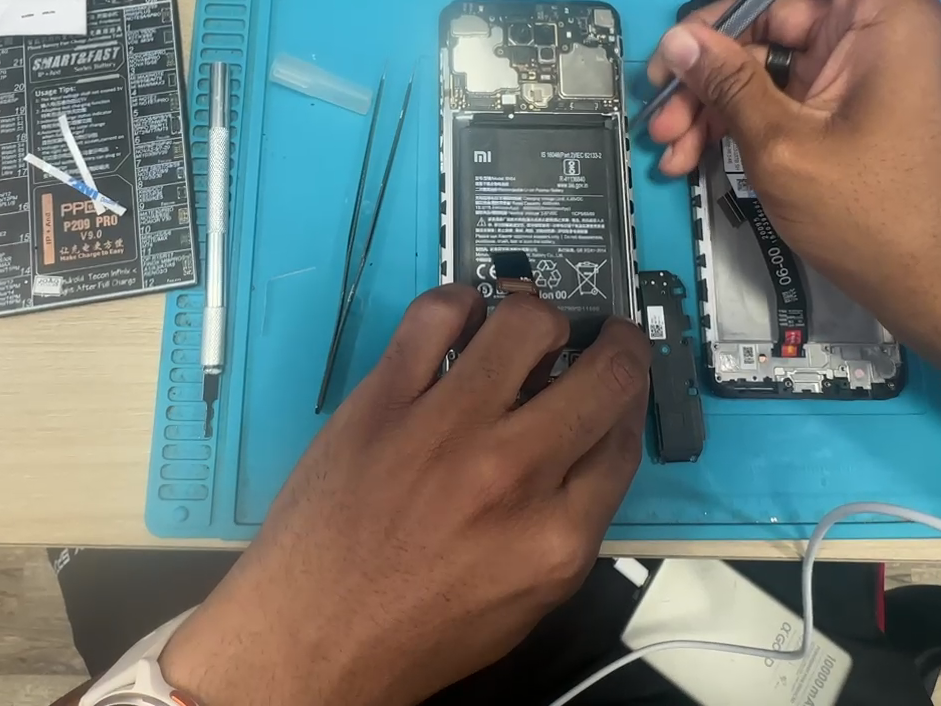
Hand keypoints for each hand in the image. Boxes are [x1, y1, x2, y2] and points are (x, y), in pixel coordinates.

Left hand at [159, 286, 649, 705]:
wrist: (310, 637)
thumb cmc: (418, 625)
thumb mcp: (524, 597)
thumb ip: (570, 517)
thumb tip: (588, 436)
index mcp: (556, 538)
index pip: (624, 437)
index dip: (630, 399)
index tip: (621, 381)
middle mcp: (510, 473)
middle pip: (603, 377)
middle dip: (616, 348)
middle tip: (601, 341)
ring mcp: (444, 426)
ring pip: (525, 325)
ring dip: (541, 320)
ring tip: (526, 335)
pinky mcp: (385, 396)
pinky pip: (435, 314)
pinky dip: (459, 303)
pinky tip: (462, 321)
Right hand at [644, 0, 940, 341]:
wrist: (932, 288)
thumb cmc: (872, 212)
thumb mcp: (784, 144)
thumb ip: (728, 84)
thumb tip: (678, 40)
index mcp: (882, 20)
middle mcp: (870, 38)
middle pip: (775, 11)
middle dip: (711, 56)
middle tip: (661, 94)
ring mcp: (852, 79)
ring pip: (765, 63)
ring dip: (711, 99)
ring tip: (668, 141)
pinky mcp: (838, 115)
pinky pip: (778, 98)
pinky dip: (736, 122)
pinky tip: (692, 158)